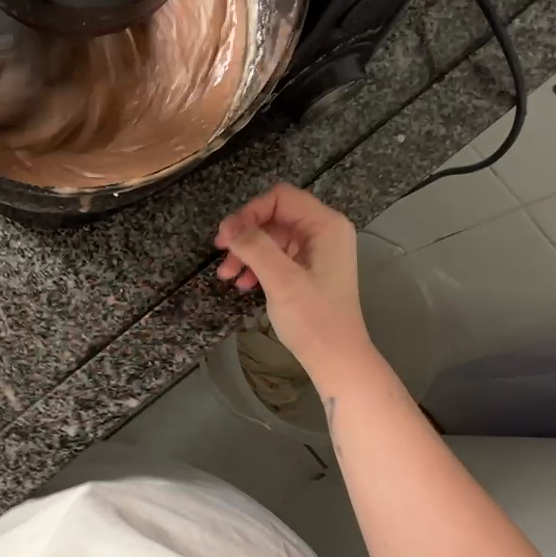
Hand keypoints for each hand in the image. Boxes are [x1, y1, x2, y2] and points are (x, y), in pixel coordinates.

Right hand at [214, 183, 370, 373]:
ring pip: (272, 238)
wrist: (335, 358)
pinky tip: (244, 285)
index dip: (249, 213)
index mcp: (326, 226)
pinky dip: (257, 266)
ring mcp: (317, 252)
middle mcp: (324, 232)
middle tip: (221, 256)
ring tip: (227, 276)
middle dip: (245, 235)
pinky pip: (277, 256)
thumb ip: (255, 247)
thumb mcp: (282, 281)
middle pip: (275, 217)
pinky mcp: (308, 270)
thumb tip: (228, 226)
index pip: (281, 198)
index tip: (225, 238)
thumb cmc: (313, 319)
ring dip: (246, 252)